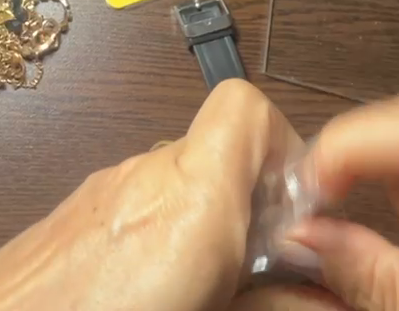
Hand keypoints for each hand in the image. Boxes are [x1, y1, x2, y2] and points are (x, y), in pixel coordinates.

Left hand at [0, 80, 298, 310]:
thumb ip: (269, 301)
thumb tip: (323, 295)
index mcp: (188, 198)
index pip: (245, 106)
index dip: (283, 147)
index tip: (300, 213)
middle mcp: (144, 173)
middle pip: (222, 148)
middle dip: (256, 203)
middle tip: (267, 272)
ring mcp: (105, 184)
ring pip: (184, 175)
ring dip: (212, 219)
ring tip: (210, 288)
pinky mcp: (76, 206)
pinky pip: (142, 197)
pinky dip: (168, 230)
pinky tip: (160, 285)